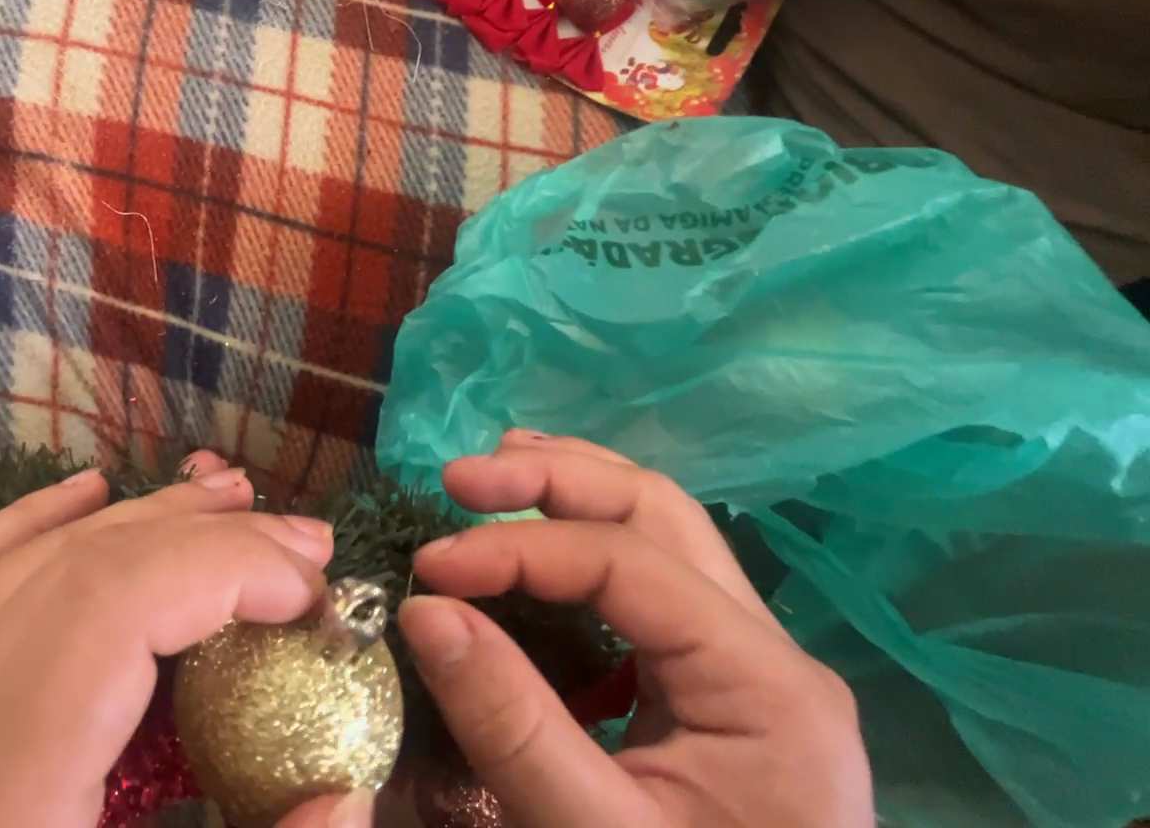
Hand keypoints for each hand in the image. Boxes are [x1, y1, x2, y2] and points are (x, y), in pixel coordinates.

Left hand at [0, 455, 367, 826]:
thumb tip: (349, 794)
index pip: (114, 601)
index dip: (224, 568)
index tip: (310, 595)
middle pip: (87, 562)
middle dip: (210, 538)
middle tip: (305, 544)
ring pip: (36, 552)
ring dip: (145, 519)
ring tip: (233, 504)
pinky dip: (38, 517)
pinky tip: (94, 488)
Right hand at [397, 431, 872, 827]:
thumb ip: (511, 724)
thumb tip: (423, 609)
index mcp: (766, 684)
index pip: (624, 559)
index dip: (514, 547)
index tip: (427, 568)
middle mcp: (770, 650)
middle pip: (655, 510)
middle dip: (548, 479)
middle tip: (456, 479)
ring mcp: (749, 661)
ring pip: (658, 527)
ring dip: (569, 487)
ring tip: (494, 470)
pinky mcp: (718, 681)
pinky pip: (649, 576)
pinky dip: (581, 536)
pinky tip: (533, 538)